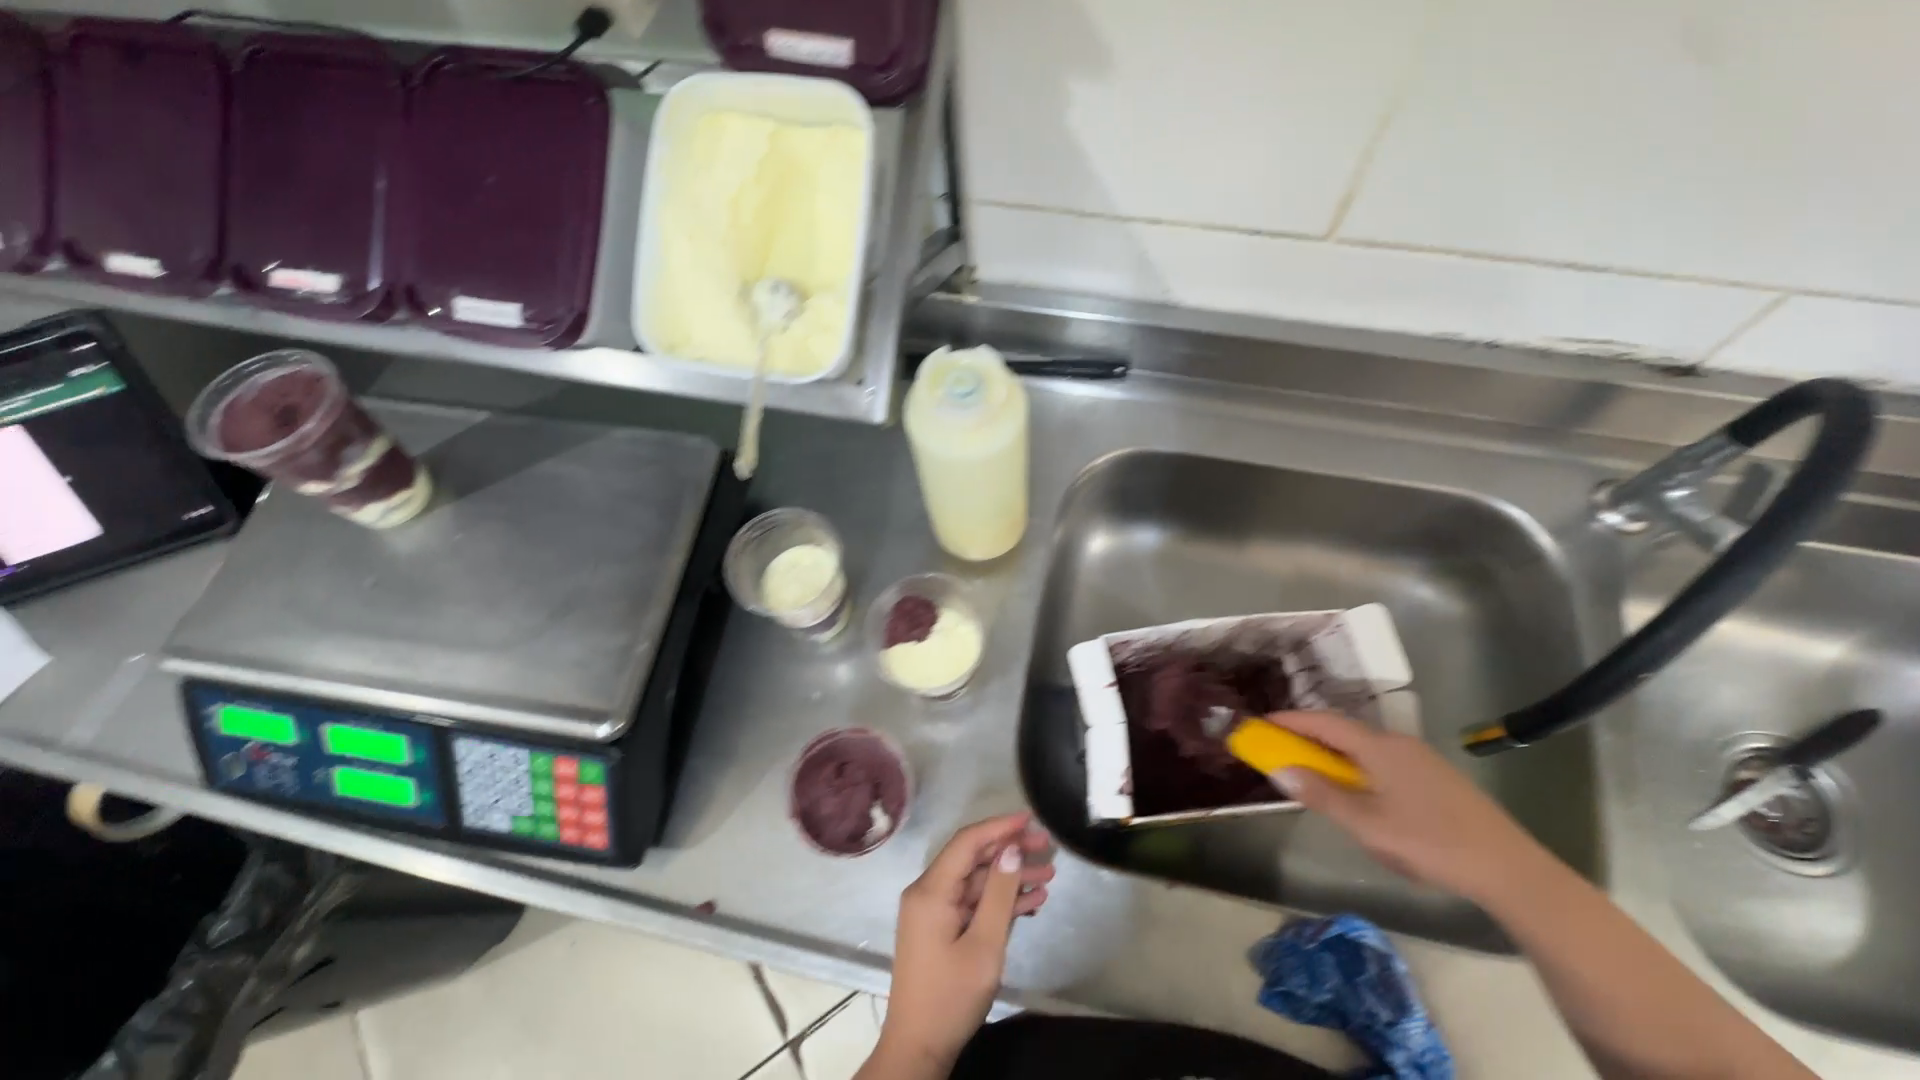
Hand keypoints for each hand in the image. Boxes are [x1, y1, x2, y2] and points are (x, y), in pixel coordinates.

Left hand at [875, 813, 1053, 1073]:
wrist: (920, 1046)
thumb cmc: (951, 995)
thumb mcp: (984, 944)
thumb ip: (998, 894)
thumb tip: (1011, 850)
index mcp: (930, 890)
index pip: (967, 842)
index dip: (999, 827)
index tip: (1030, 820)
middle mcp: (928, 893)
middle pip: (972, 859)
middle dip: (1009, 850)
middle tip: (1047, 846)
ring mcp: (933, 913)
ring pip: (975, 882)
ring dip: (1010, 878)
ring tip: (1050, 875)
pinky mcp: (940, 931)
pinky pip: (972, 905)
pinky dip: (999, 902)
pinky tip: (1032, 901)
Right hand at [1267, 711, 1550, 903]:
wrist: (1507, 868)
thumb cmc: (1430, 842)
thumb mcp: (1367, 824)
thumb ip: (1322, 795)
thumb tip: (1281, 769)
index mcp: (1381, 748)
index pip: (1326, 723)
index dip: (1291, 720)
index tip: (1260, 723)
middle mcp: (1399, 743)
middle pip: (1345, 731)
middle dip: (1308, 737)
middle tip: (1278, 749)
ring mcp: (1421, 760)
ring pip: (1365, 748)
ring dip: (1333, 754)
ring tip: (1310, 773)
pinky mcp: (1435, 779)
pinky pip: (1382, 761)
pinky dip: (1355, 767)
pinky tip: (1355, 792)